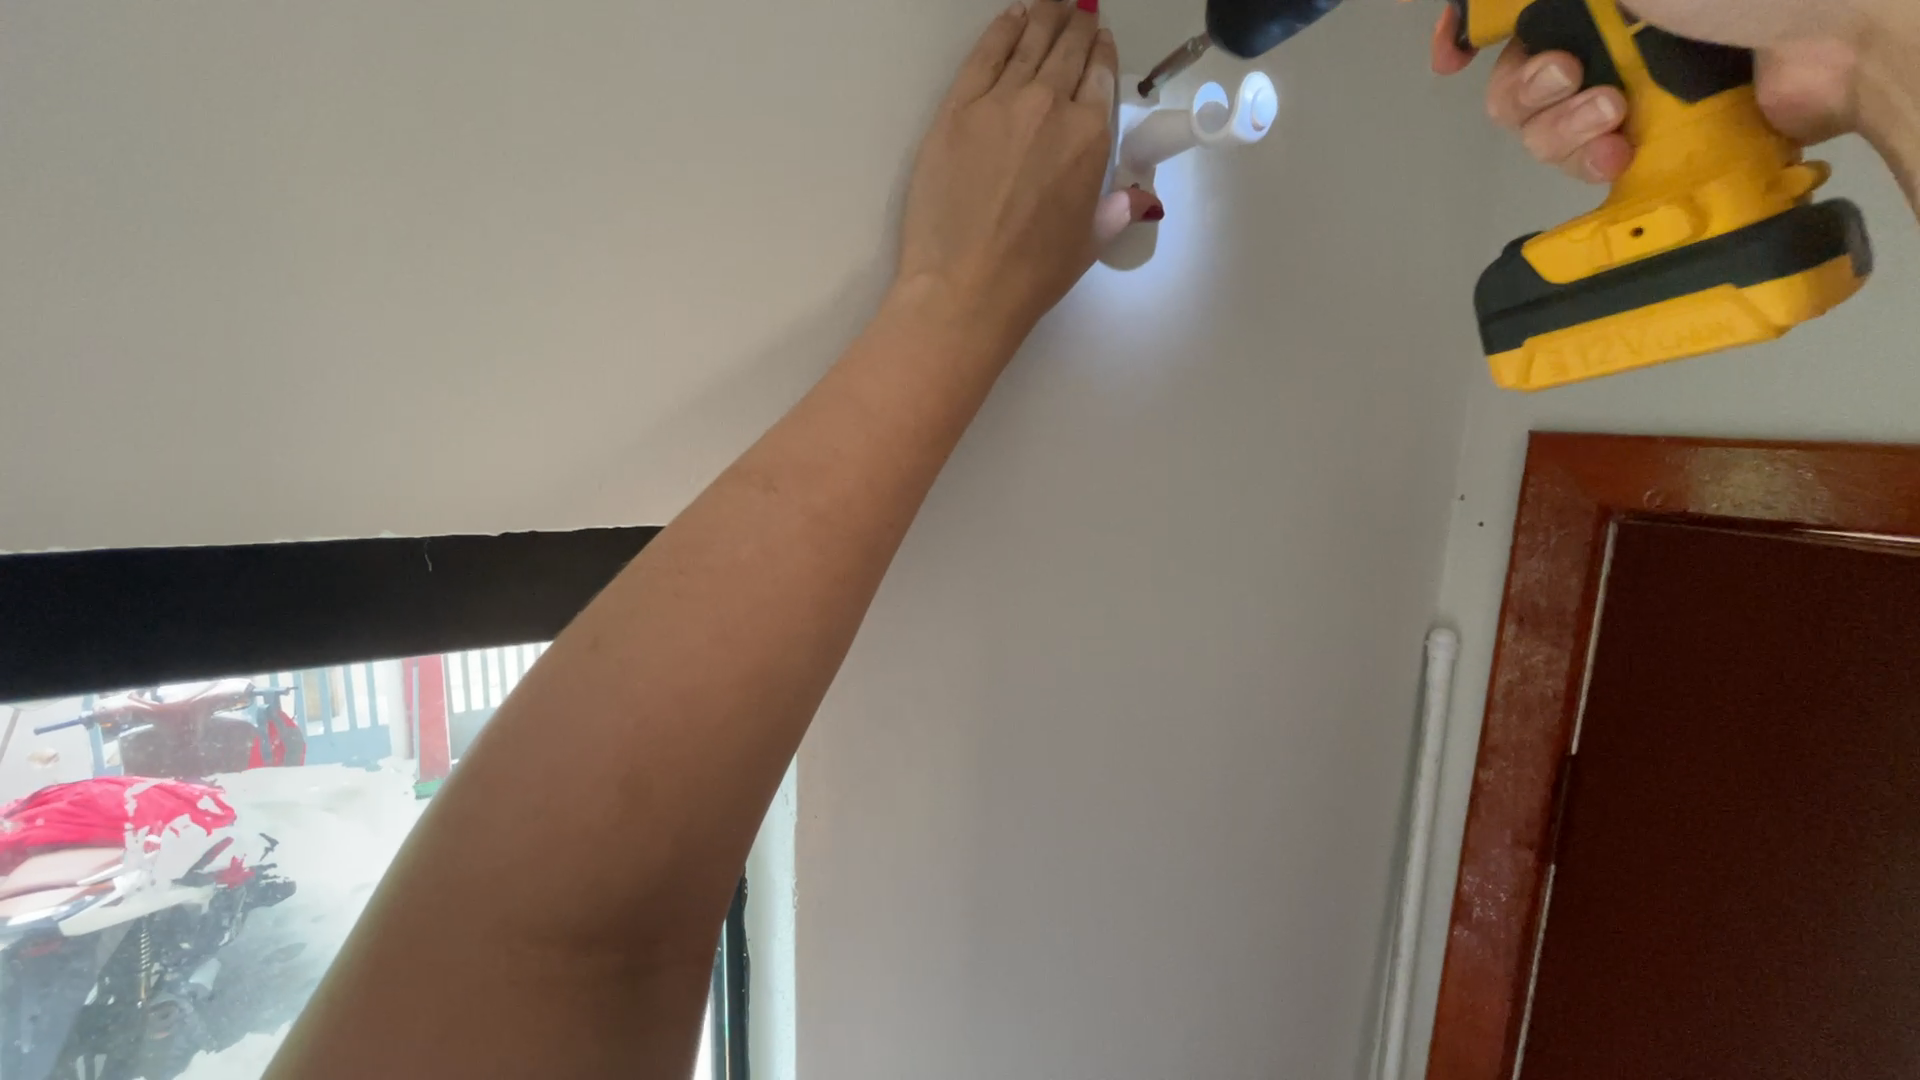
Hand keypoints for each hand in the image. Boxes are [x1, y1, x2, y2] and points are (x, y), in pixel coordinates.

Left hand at [897, 2, 1159, 336]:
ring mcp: (999, 103)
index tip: (1098, 43)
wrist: (964, 289)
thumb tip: (1136, 198)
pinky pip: (984, 55)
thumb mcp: (1087, 245)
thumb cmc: (1030, 277)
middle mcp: (1049, 107)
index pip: (1100, 76)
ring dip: (1043, 19)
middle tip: (1076, 13)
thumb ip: (1114, 210)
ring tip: (1050, 6)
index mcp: (1090, 138)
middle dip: (1076, 28)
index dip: (1100, 54)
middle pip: (1066, 50)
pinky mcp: (955, 110)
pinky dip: (1002, 31)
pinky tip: (1012, 17)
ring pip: (1028, 42)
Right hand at [1431, 0, 1872, 184]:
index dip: (1470, 28)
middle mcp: (1616, 21)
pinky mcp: (1649, 128)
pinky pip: (1578, 157)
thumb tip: (1480, 5)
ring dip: (1560, 127)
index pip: (1512, 7)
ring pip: (1539, 121)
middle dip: (1526, 86)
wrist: (1857, 29)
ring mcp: (1633, 76)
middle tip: (1569, 77)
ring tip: (1613, 115)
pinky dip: (1588, 158)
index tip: (1453, 55)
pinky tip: (1618, 150)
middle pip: (1515, 69)